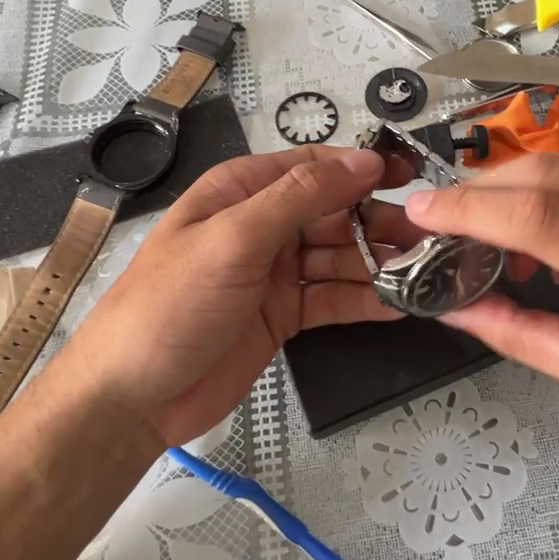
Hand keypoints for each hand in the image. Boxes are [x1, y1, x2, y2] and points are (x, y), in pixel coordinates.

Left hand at [59, 145, 420, 447]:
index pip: (313, 168)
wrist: (131, 399)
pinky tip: (397, 305)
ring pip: (339, 257)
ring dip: (379, 264)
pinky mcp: (283, 315)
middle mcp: (261, 227)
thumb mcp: (234, 239)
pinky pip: (332, 299)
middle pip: (335, 214)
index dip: (361, 169)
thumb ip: (301, 197)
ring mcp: (274, 273)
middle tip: (426, 238)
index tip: (410, 177)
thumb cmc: (169, 305)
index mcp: (241, 193)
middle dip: (378, 223)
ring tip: (423, 272)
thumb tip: (363, 160)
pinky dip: (363, 301)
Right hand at [405, 155, 558, 434]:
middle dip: (482, 189)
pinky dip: (553, 186)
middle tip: (443, 215)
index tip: (422, 211)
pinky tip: (538, 218)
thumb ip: (519, 333)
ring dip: (513, 184)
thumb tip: (452, 304)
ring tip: (483, 221)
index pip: (542, 218)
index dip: (471, 209)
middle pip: (549, 174)